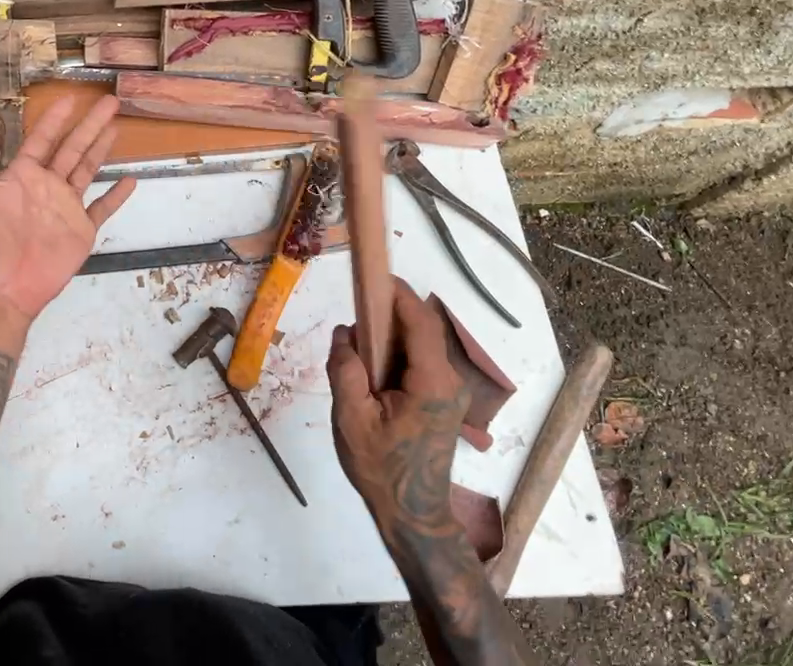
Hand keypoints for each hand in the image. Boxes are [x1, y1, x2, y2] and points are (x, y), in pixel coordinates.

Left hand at [0, 95, 136, 324]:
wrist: (3, 288)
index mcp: (22, 176)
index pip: (42, 139)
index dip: (54, 119)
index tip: (68, 98)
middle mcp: (46, 186)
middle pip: (72, 148)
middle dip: (90, 124)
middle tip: (109, 101)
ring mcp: (66, 208)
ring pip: (88, 170)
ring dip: (102, 149)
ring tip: (117, 127)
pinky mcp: (81, 230)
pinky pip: (103, 209)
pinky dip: (116, 196)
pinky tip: (130, 181)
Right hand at [328, 278, 469, 544]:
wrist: (413, 516)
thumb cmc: (381, 468)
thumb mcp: (351, 418)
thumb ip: (345, 369)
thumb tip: (345, 333)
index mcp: (431, 382)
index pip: (420, 321)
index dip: (398, 293)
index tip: (373, 276)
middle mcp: (448, 382)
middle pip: (421, 330)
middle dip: (387, 314)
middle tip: (353, 317)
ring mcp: (448, 393)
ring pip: (419, 347)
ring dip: (389, 337)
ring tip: (356, 347)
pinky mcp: (440, 403)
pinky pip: (418, 364)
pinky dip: (394, 355)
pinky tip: (369, 369)